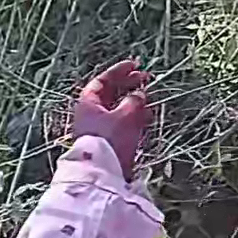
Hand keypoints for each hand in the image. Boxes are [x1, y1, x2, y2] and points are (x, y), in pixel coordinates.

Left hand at [69, 58, 151, 178]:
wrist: (103, 172)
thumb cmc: (110, 140)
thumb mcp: (125, 115)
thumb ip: (134, 101)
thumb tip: (139, 95)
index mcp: (89, 103)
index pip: (103, 80)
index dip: (119, 71)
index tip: (134, 65)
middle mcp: (91, 113)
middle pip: (111, 93)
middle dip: (128, 85)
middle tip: (144, 79)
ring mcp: (99, 128)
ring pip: (118, 108)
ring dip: (134, 102)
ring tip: (148, 99)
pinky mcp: (108, 141)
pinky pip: (122, 123)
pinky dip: (134, 117)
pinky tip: (146, 117)